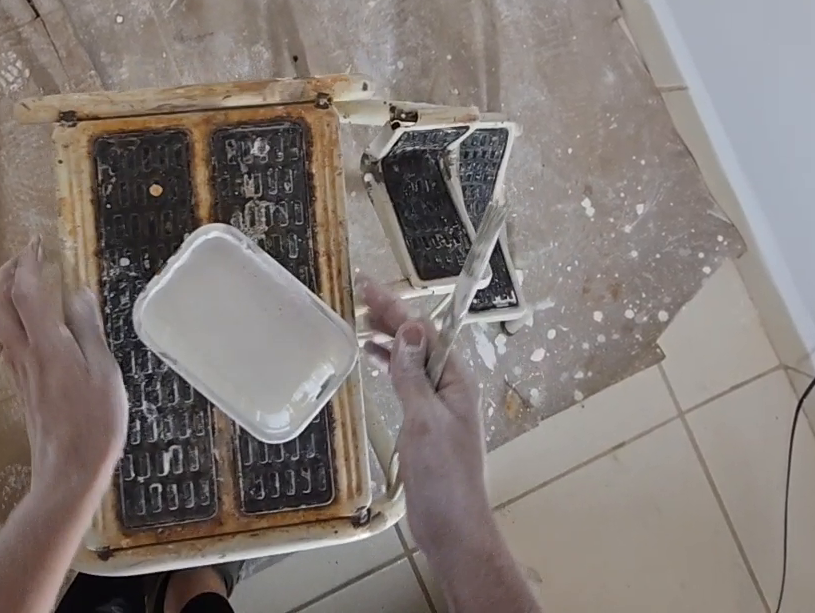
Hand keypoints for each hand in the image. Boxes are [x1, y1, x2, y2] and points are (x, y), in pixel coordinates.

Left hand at [0, 236, 127, 510]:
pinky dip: (11, 318)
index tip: (36, 241)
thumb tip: (78, 292)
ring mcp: (20, 372)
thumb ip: (89, 329)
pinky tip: (28, 321)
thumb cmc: (94, 423)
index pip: (27, 292)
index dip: (28, 262)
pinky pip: (6, 341)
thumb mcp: (104, 371)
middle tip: (23, 255)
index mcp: (47, 345)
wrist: (67, 474)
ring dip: (3, 294)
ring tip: (22, 280)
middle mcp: (25, 354)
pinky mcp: (22, 386)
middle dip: (6, 274)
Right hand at [358, 277, 494, 557]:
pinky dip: (387, 362)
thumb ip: (413, 375)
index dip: (395, 306)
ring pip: (410, 357)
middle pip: (417, 340)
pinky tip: (371, 355)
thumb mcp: (424, 420)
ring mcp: (436, 403)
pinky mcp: (423, 420)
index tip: (368, 286)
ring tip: (360, 318)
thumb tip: (407, 328)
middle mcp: (448, 386)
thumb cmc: (443, 475)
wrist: (452, 527)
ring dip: (387, 336)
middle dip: (390, 314)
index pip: (424, 331)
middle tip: (358, 293)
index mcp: (455, 380)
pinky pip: (405, 379)